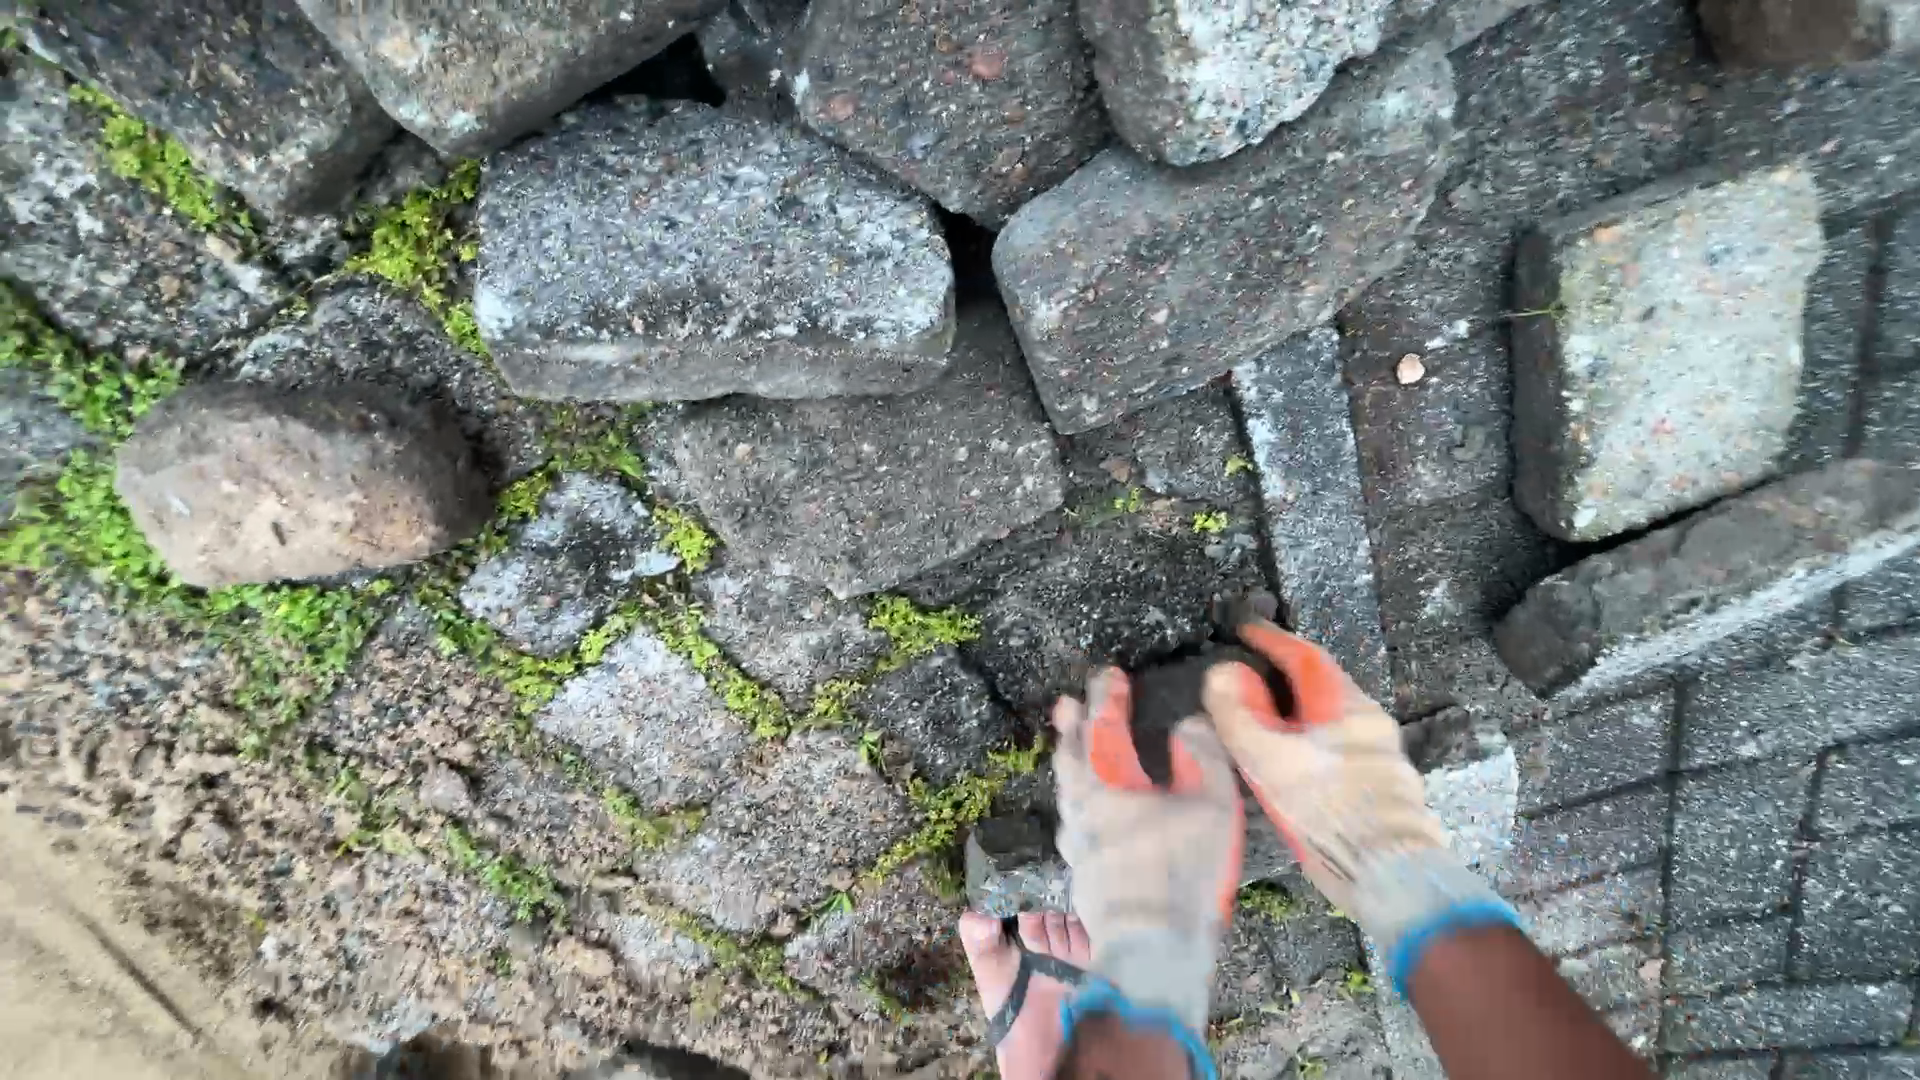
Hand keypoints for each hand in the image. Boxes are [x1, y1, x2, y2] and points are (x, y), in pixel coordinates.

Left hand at [1052, 668, 1242, 1031]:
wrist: (1149, 946)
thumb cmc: (1181, 870)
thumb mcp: (1210, 805)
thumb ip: (1202, 756)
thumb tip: (1187, 722)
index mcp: (1110, 784)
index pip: (1104, 728)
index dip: (1107, 698)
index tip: (1109, 674)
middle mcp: (1084, 808)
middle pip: (1071, 756)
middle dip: (1071, 725)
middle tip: (1066, 702)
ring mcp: (1078, 842)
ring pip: (1066, 789)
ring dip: (1068, 761)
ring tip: (1069, 748)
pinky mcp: (1081, 872)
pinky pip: (1072, 821)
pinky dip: (1075, 801)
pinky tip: (1081, 812)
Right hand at [1203, 621, 1517, 991]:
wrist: (1388, 875)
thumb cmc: (1325, 808)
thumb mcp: (1266, 758)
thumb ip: (1237, 712)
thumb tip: (1222, 673)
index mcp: (1345, 705)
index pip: (1305, 656)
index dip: (1272, 639)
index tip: (1244, 628)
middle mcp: (1370, 720)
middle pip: (1321, 684)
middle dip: (1284, 673)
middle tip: (1248, 672)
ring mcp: (1381, 753)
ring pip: (1330, 716)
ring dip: (1296, 709)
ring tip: (1263, 716)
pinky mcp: (1382, 785)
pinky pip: (1338, 744)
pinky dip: (1309, 738)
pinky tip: (1292, 757)